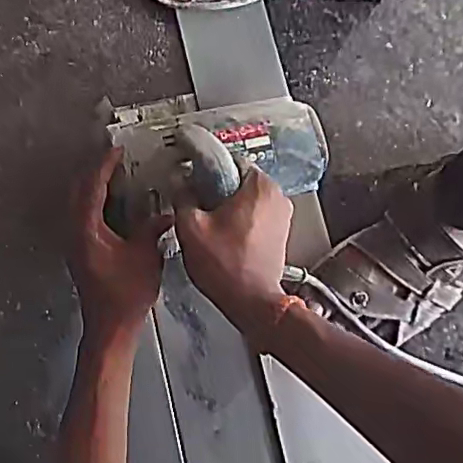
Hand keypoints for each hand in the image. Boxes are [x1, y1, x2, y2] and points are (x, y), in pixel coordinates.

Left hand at [67, 148, 173, 342]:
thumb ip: (151, 229)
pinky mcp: (80, 252)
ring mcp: (75, 243)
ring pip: (78, 204)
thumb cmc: (124, 296)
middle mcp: (75, 234)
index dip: (104, 166)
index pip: (92, 187)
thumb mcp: (144, 256)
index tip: (116, 152)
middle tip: (114, 161)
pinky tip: (114, 207)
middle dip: (95, 172)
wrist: (110, 325)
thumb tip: (164, 214)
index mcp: (88, 230)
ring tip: (115, 179)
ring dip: (94, 188)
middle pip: (78, 191)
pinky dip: (95, 204)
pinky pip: (82, 217)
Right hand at [173, 165, 292, 334]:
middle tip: (195, 204)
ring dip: (227, 205)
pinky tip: (221, 235)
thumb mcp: (190, 227)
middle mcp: (277, 196)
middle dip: (215, 189)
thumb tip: (180, 182)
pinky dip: (238, 220)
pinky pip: (254, 216)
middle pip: (238, 180)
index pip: (228, 160)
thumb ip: (183, 197)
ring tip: (206, 223)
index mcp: (260, 186)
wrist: (252, 302)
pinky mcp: (280, 233)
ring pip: (246, 199)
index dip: (204, 168)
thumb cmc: (226, 266)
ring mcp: (282, 216)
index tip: (189, 176)